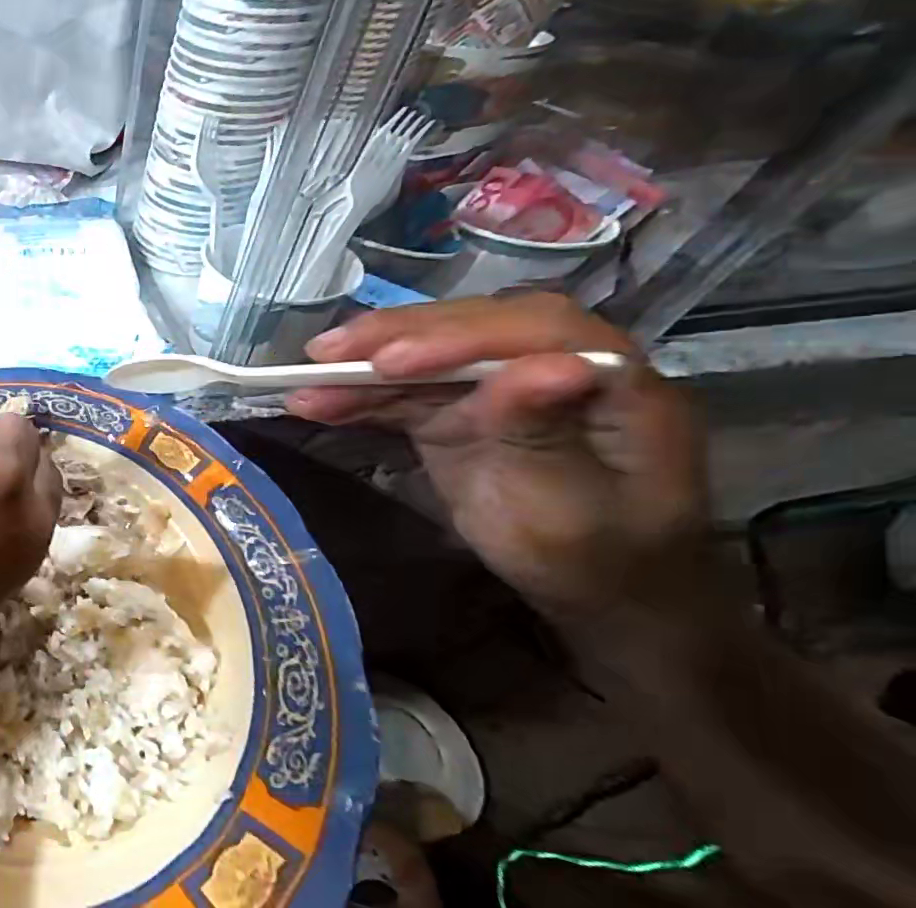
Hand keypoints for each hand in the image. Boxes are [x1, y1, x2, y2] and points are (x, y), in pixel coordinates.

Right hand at [283, 294, 708, 622]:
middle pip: (470, 327)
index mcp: (613, 380)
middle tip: (327, 355)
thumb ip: (547, 434)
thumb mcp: (572, 508)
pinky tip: (314, 402)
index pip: (535, 331)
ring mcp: (499, 383)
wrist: (592, 592)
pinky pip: (404, 390)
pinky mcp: (458, 405)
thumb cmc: (596, 558)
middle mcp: (553, 363)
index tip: (392, 362)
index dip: (460, 338)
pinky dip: (359, 396)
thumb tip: (545, 365)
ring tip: (306, 379)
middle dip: (395, 338)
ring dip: (363, 365)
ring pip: (427, 354)